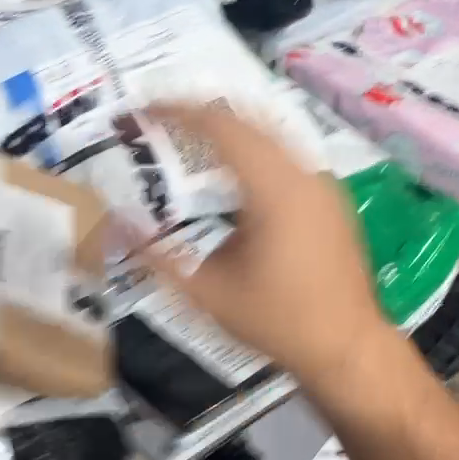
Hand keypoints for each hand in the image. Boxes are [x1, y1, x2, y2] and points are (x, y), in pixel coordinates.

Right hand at [141, 103, 396, 383]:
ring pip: (269, 134)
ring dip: (225, 130)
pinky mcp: (327, 201)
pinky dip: (248, 150)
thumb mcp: (204, 292)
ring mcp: (321, 185)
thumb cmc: (275, 320)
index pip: (220, 127)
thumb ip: (156, 255)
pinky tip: (226, 173)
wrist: (346, 347)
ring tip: (183, 136)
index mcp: (273, 189)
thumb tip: (112, 227)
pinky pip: (284, 156)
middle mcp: (303, 174)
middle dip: (197, 112)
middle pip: (247, 119)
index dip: (175, 112)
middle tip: (155, 117)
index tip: (139, 111)